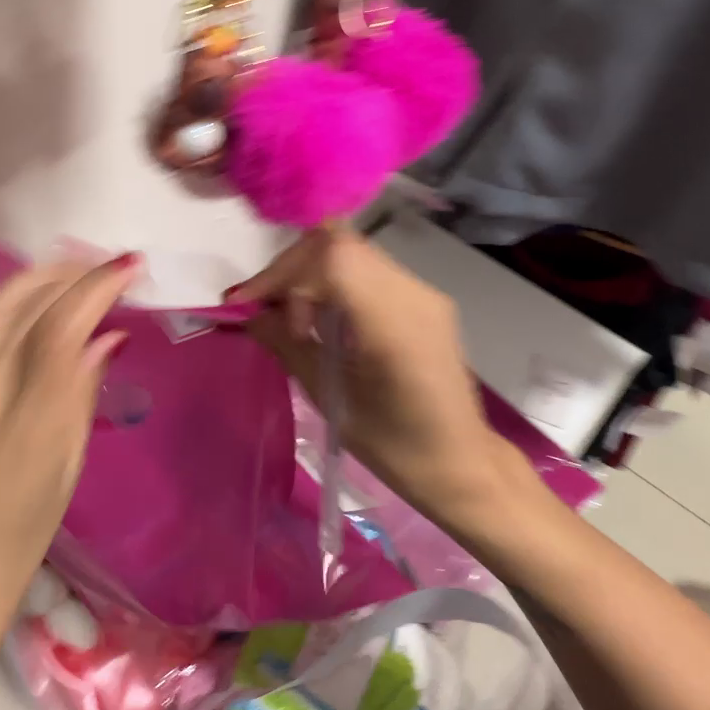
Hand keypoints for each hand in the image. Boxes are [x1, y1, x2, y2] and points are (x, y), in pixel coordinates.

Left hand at [0, 244, 140, 647]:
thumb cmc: (20, 537)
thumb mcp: (66, 467)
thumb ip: (80, 393)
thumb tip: (104, 336)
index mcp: (29, 417)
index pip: (64, 327)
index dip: (99, 287)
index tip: (131, 267)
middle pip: (27, 306)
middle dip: (72, 275)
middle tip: (107, 268)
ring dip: (34, 279)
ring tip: (67, 268)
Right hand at [227, 226, 530, 524]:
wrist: (461, 464)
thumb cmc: (395, 447)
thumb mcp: (331, 400)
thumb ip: (288, 346)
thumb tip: (248, 315)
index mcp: (396, 325)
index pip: (334, 259)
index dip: (286, 274)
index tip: (255, 311)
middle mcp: (414, 295)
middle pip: (339, 245)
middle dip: (289, 270)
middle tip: (259, 308)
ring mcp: (423, 292)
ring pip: (351, 252)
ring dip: (308, 274)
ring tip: (284, 316)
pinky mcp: (423, 299)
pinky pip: (366, 270)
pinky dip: (330, 283)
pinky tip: (317, 319)